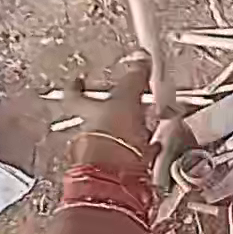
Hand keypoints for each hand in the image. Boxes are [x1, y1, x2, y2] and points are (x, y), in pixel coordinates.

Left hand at [65, 51, 153, 174]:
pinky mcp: (125, 170)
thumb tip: (140, 57)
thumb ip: (133, 79)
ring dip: (132, 132)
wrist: (118, 176)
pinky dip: (146, 151)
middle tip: (129, 104)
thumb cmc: (111, 138)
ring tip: (149, 125)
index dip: (77, 86)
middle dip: (114, 112)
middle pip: (99, 118)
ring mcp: (108, 153)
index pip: (76, 95)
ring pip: (118, 137)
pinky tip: (156, 149)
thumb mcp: (125, 100)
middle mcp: (92, 135)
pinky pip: (136, 156)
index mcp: (86, 114)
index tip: (78, 79)